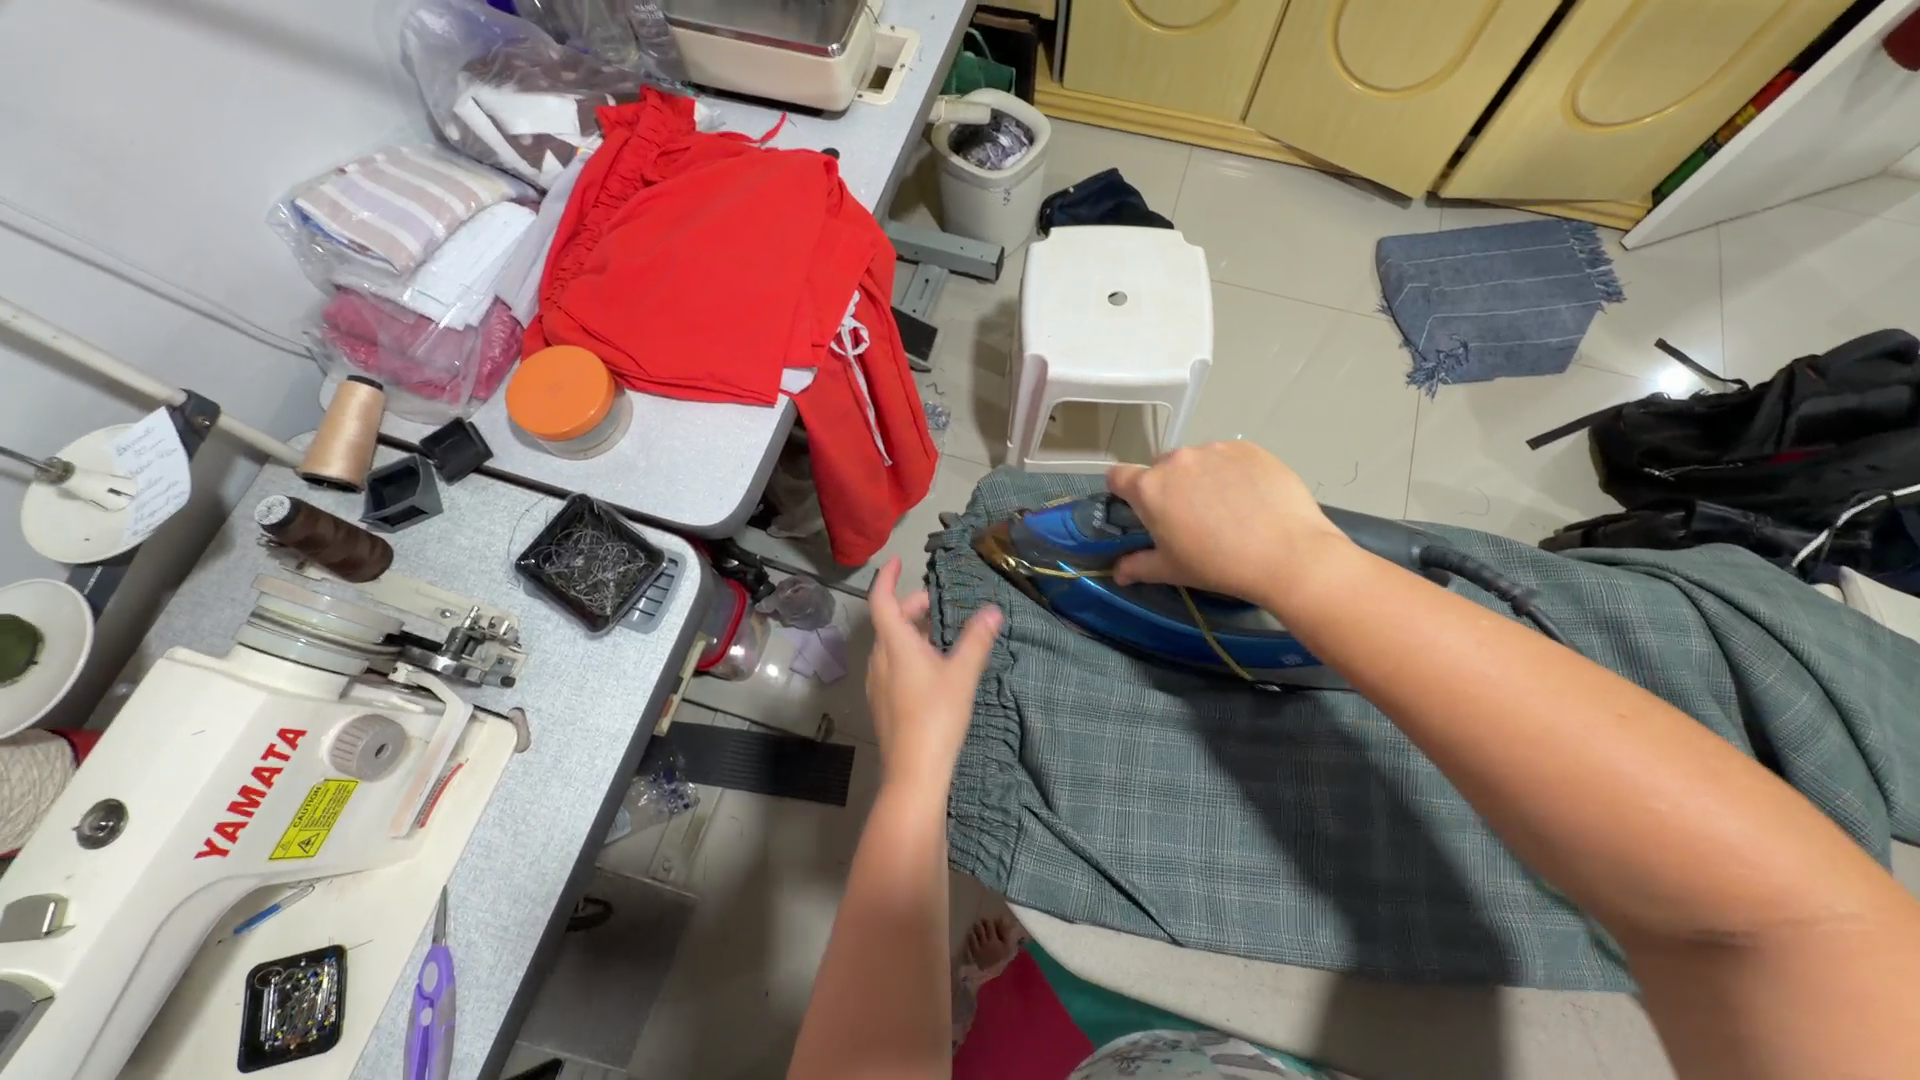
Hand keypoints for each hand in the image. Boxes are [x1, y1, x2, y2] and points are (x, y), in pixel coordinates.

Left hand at [865, 558, 1002, 792]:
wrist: (913, 772)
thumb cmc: (937, 716)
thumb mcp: (963, 674)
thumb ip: (977, 640)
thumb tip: (993, 611)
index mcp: (894, 644)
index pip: (881, 599)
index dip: (886, 577)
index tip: (897, 561)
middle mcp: (879, 659)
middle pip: (889, 621)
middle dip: (911, 605)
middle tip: (939, 604)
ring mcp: (876, 682)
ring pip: (890, 644)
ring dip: (911, 630)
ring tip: (940, 633)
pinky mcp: (882, 701)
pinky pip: (891, 664)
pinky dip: (908, 652)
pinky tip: (931, 668)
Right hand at [1105, 442, 1348, 601]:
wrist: (1287, 554)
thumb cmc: (1218, 565)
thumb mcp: (1172, 570)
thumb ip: (1138, 566)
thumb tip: (1118, 573)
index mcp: (1150, 488)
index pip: (1118, 476)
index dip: (1123, 491)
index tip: (1137, 508)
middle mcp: (1178, 460)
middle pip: (1161, 468)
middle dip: (1168, 487)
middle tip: (1190, 517)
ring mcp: (1215, 450)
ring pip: (1197, 461)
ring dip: (1201, 478)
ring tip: (1226, 509)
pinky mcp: (1249, 448)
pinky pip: (1230, 457)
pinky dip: (1232, 473)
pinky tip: (1251, 500)